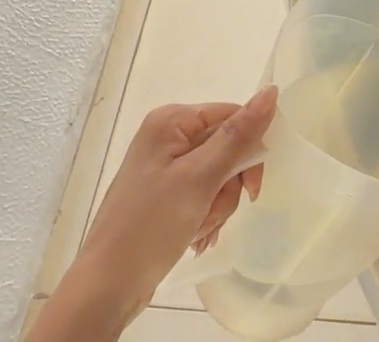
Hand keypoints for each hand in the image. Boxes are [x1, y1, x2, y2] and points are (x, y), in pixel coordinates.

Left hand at [28, 87, 277, 341]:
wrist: (107, 286)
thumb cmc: (151, 225)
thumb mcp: (200, 178)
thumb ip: (238, 136)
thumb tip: (272, 91)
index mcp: (172, 120)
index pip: (233, 116)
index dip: (249, 150)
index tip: (251, 189)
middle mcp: (168, 136)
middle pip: (227, 148)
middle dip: (228, 186)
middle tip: (213, 212)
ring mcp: (165, 166)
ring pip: (219, 175)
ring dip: (218, 206)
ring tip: (199, 230)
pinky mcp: (165, 193)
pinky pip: (203, 193)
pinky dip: (206, 216)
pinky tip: (195, 237)